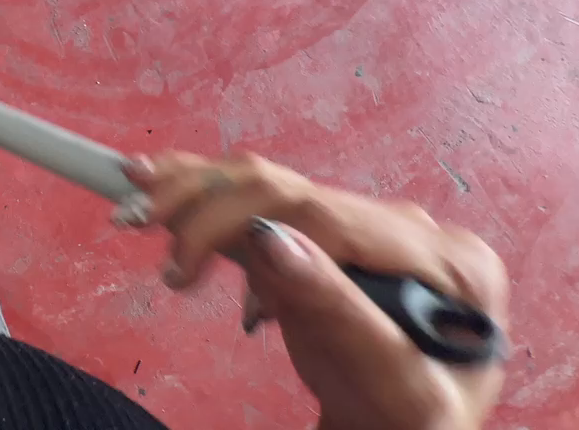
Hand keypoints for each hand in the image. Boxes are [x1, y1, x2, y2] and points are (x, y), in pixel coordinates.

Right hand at [123, 152, 508, 429]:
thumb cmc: (401, 413)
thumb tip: (267, 236)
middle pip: (282, 190)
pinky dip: (189, 182)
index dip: (260, 240)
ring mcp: (355, 213)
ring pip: (252, 178)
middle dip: (202, 209)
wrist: (389, 419)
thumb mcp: (388, 380)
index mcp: (445, 257)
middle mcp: (400, 222)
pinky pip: (242, 186)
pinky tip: (146, 174)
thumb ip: (336, 307)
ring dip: (182, 189)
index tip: (223, 291)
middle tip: (141, 230)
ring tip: (133, 208)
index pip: (328, 217)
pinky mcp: (312, 214)